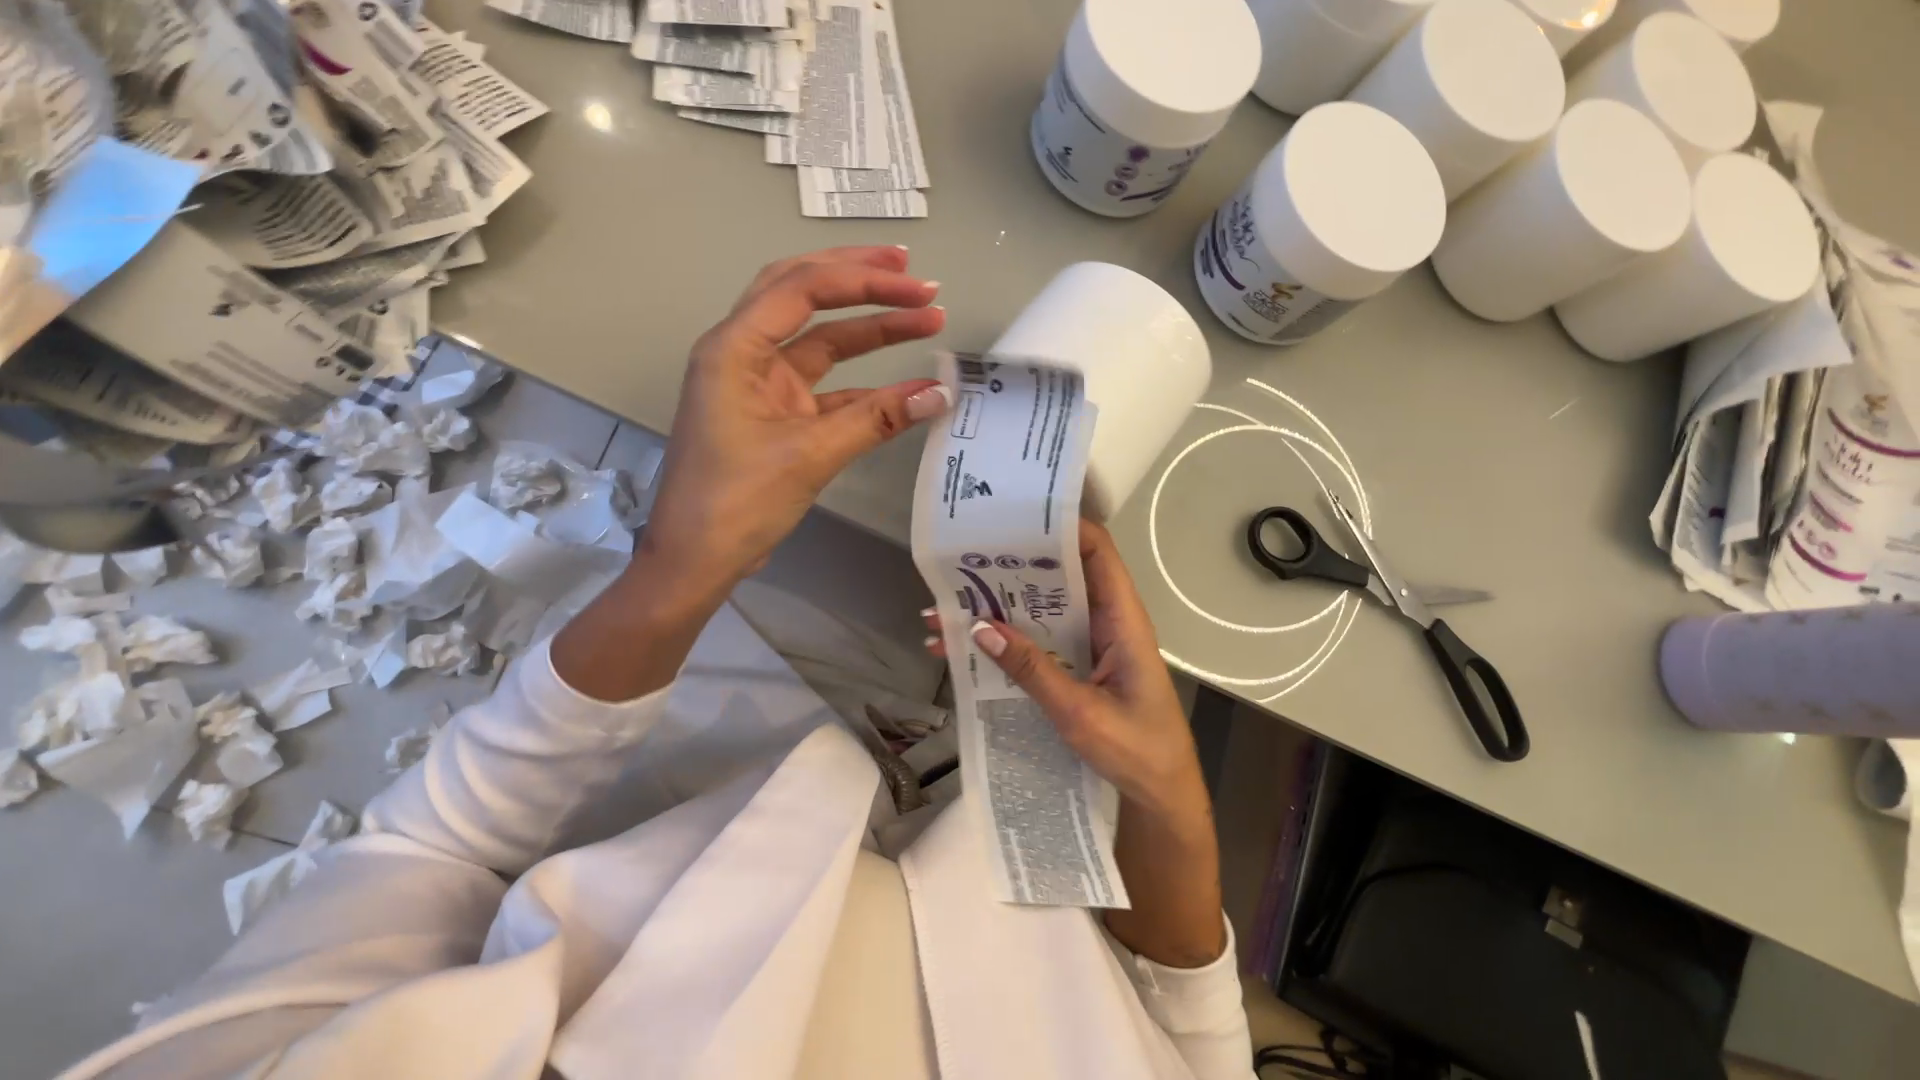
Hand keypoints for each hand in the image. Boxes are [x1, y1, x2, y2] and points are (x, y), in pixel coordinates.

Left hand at [555, 247, 944, 703]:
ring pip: (817, 338)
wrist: (695, 560)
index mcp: (734, 349)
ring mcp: (758, 384)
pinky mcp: (773, 415)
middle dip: (859, 279)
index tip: (918, 289)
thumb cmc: (736, 501)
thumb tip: (940, 392)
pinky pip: (824, 385)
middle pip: (803, 294)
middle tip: (913, 273)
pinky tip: (904, 384)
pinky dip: (863, 382)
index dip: (865, 281)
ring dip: (866, 326)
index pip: (802, 288)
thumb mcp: (809, 455)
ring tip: (922, 315)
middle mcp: (742, 353)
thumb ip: (876, 419)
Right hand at [924, 519, 1206, 819]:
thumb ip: (1032, 669)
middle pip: (1058, 576)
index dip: (1061, 526)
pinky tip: (958, 650)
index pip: (1096, 551)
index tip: (1012, 516)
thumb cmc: (1137, 750)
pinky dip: (1001, 643)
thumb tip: (979, 628)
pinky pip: (1036, 644)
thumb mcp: (1080, 712)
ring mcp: (1089, 645)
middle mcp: (1104, 622)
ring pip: (1040, 611)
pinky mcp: (1076, 669)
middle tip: (958, 561)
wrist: (1161, 796)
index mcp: (1121, 619)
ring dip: (995, 609)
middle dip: (1009, 568)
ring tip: (941, 609)